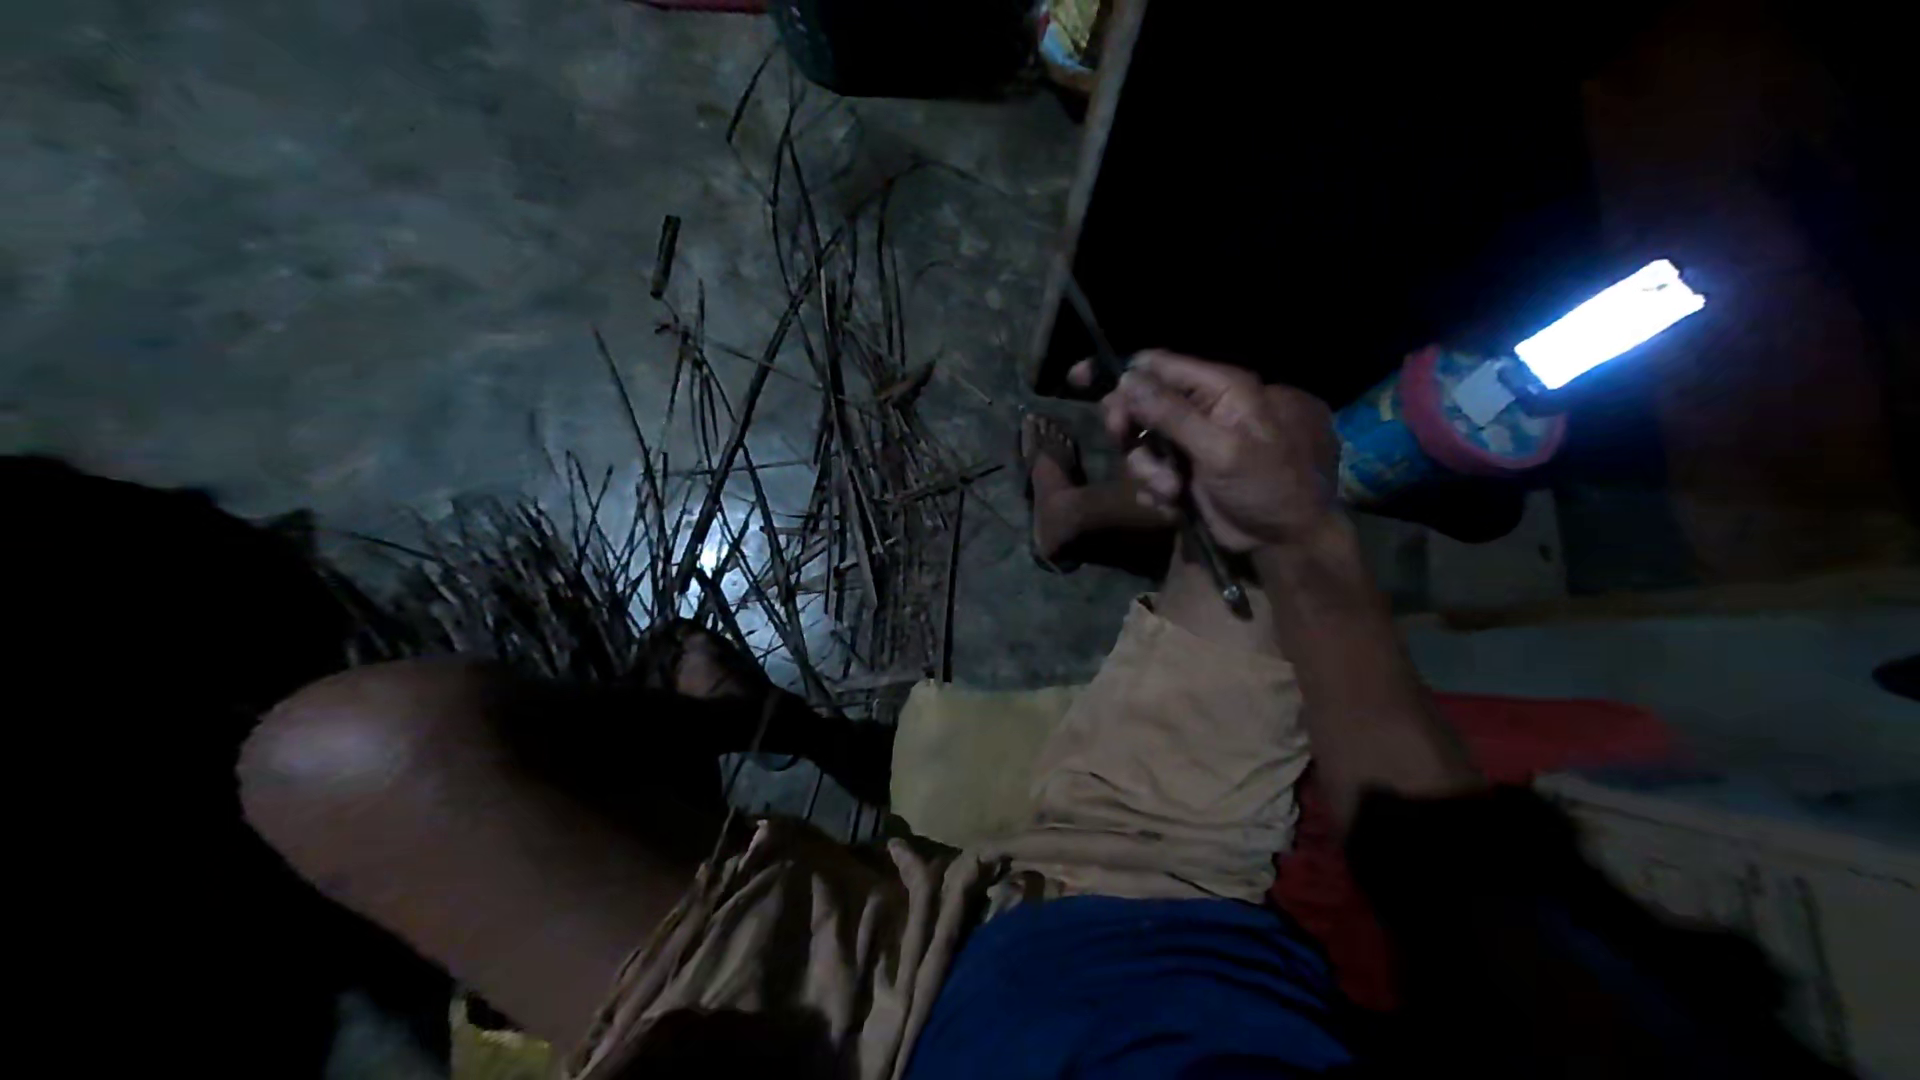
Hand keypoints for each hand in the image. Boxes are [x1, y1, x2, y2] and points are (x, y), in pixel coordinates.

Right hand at [1079, 350, 1338, 551]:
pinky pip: (1146, 474)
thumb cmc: (1267, 485)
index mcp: (1219, 390)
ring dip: (1147, 471)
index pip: (1158, 366)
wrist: (1282, 538)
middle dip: (1130, 430)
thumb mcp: (1221, 448)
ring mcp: (1187, 444)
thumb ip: (1172, 414)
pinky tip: (1173, 505)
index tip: (1078, 378)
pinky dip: (1154, 491)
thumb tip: (1127, 379)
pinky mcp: (1179, 473)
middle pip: (1139, 404)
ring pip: (1139, 445)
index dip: (1121, 371)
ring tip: (1172, 490)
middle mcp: (1199, 410)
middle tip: (1125, 442)